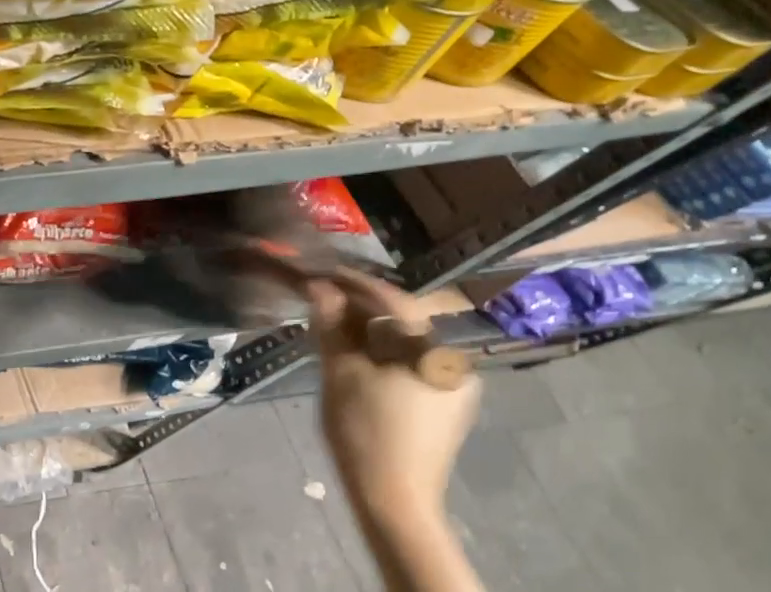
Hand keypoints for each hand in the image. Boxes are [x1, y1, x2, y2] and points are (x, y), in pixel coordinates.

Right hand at [308, 270, 480, 521]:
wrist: (394, 498)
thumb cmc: (364, 429)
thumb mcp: (339, 370)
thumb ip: (330, 323)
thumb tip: (317, 285)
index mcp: (433, 352)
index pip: (392, 299)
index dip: (353, 282)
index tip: (319, 272)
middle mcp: (453, 363)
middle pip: (402, 319)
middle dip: (359, 306)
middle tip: (319, 298)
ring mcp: (453, 386)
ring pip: (405, 341)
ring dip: (369, 328)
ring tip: (331, 325)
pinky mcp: (446, 404)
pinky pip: (412, 362)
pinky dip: (382, 351)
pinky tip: (355, 356)